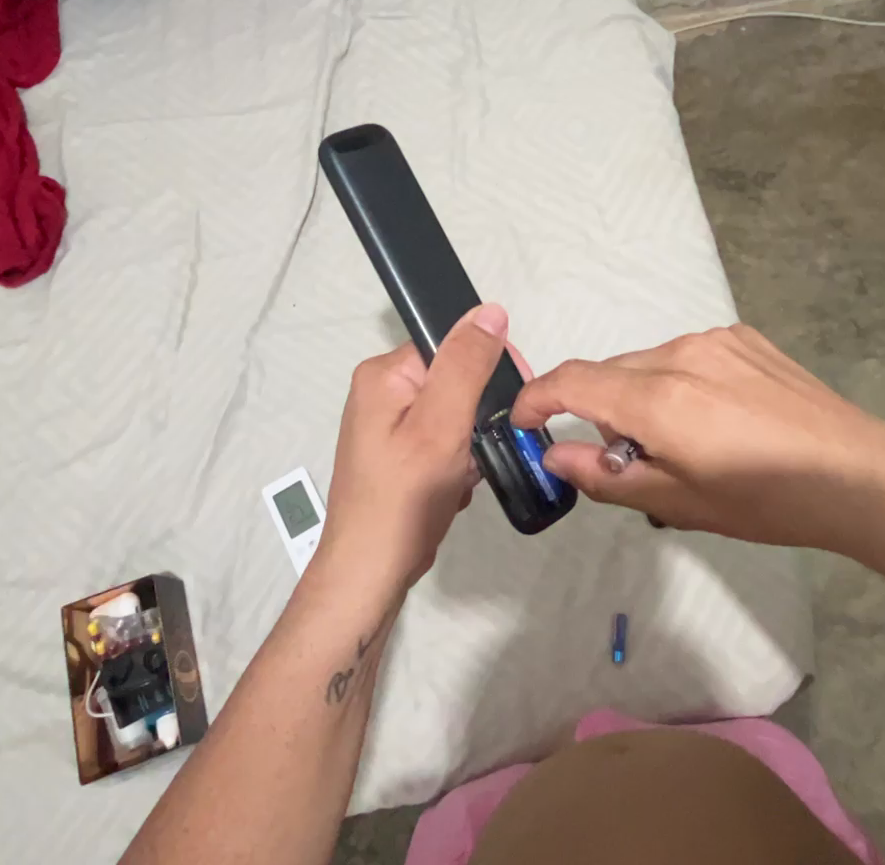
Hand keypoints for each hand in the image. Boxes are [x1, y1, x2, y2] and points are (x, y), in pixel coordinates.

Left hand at [316, 304, 510, 594]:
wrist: (371, 573)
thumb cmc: (404, 497)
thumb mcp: (441, 424)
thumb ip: (467, 364)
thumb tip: (491, 311)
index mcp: (384, 375)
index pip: (449, 345)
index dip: (486, 367)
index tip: (512, 399)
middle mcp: (381, 393)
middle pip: (453, 381)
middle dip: (477, 415)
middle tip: (478, 450)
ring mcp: (388, 429)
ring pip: (453, 417)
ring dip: (470, 444)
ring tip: (463, 475)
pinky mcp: (398, 458)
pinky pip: (443, 444)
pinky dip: (457, 464)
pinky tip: (454, 488)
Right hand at [511, 324, 884, 574]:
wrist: (862, 477)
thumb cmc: (766, 503)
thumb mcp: (678, 504)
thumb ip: (605, 477)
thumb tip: (555, 455)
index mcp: (658, 399)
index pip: (571, 381)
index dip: (537, 398)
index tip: (524, 423)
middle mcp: (679, 354)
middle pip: (607, 372)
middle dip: (594, 409)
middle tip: (618, 458)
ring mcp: (714, 340)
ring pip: (645, 363)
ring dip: (636, 396)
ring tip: (677, 441)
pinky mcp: (744, 338)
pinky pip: (684, 355)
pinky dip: (673, 382)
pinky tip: (713, 417)